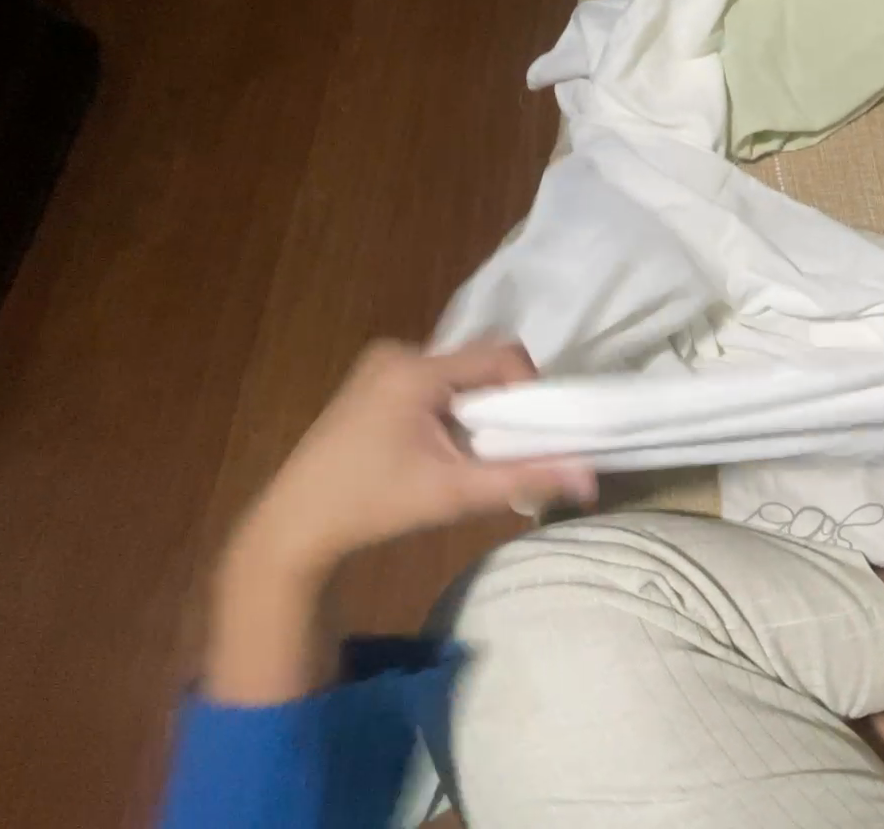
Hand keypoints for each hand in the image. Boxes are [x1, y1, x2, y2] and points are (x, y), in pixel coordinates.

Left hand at [232, 339, 594, 578]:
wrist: (292, 529)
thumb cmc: (373, 507)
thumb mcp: (455, 493)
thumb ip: (526, 478)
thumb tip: (591, 480)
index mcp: (416, 370)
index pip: (503, 356)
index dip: (530, 388)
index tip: (532, 430)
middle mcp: (399, 354)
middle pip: (483, 359)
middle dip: (504, 397)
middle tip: (507, 441)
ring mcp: (382, 364)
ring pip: (462, 369)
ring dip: (480, 401)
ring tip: (475, 446)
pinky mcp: (373, 380)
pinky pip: (439, 377)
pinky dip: (455, 402)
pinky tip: (444, 441)